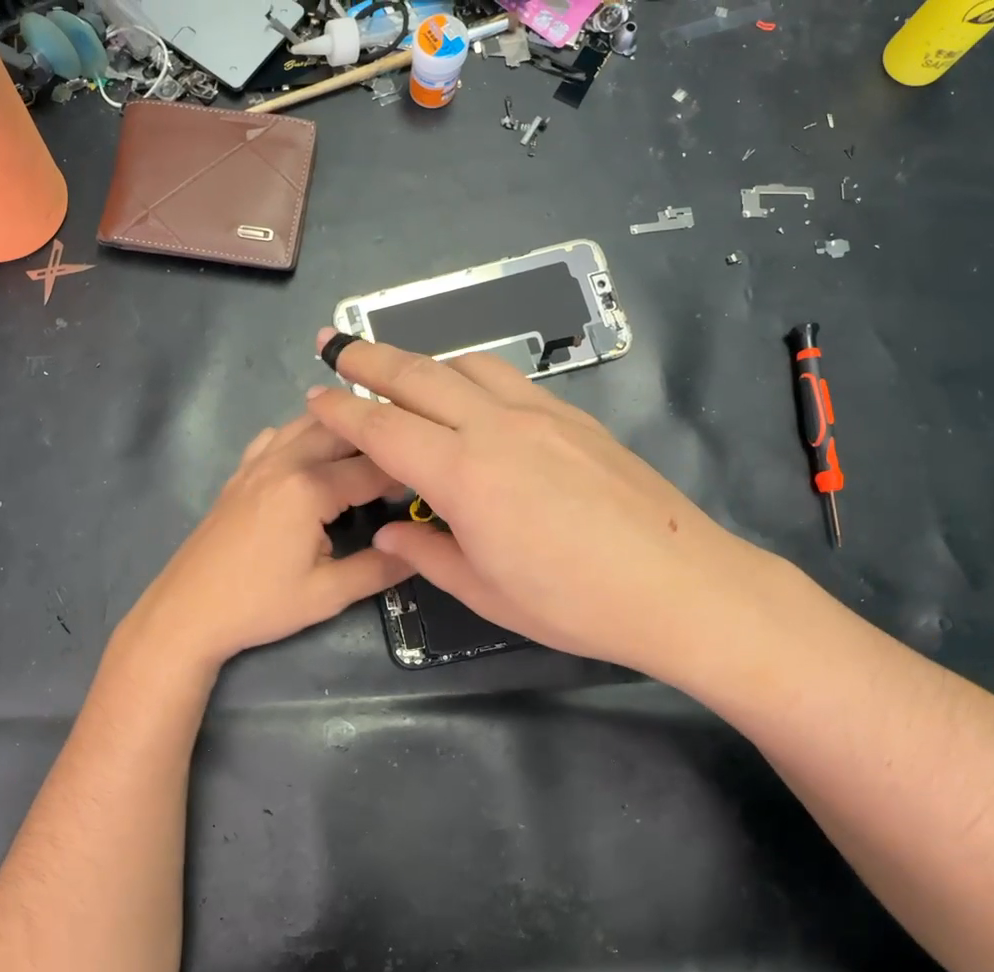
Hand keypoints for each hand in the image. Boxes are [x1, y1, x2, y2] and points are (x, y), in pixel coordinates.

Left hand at [124, 413, 413, 667]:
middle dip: (376, 439)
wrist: (187, 612)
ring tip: (369, 452)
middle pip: (339, 429)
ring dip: (340, 431)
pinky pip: (275, 437)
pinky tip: (312, 459)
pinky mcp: (239, 474)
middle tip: (404, 461)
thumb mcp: (327, 595)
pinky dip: (301, 436)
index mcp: (309, 488)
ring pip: (305, 425)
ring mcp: (256, 464)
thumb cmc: (259, 605)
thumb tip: (422, 552)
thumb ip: (378, 569)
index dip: (406, 471)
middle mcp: (283, 462)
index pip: (372, 466)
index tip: (431, 480)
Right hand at [305, 330, 788, 681]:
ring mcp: (540, 414)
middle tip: (333, 346)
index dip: (343, 410)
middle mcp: (495, 427)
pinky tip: (473, 397)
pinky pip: (509, 380)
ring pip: (467, 366)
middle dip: (369, 359)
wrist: (679, 586)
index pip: (383, 428)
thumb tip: (389, 531)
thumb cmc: (571, 603)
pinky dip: (472, 375)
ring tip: (402, 374)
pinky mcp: (574, 418)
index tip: (314, 396)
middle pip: (419, 376)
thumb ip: (427, 554)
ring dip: (425, 362)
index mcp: (461, 474)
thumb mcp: (485, 591)